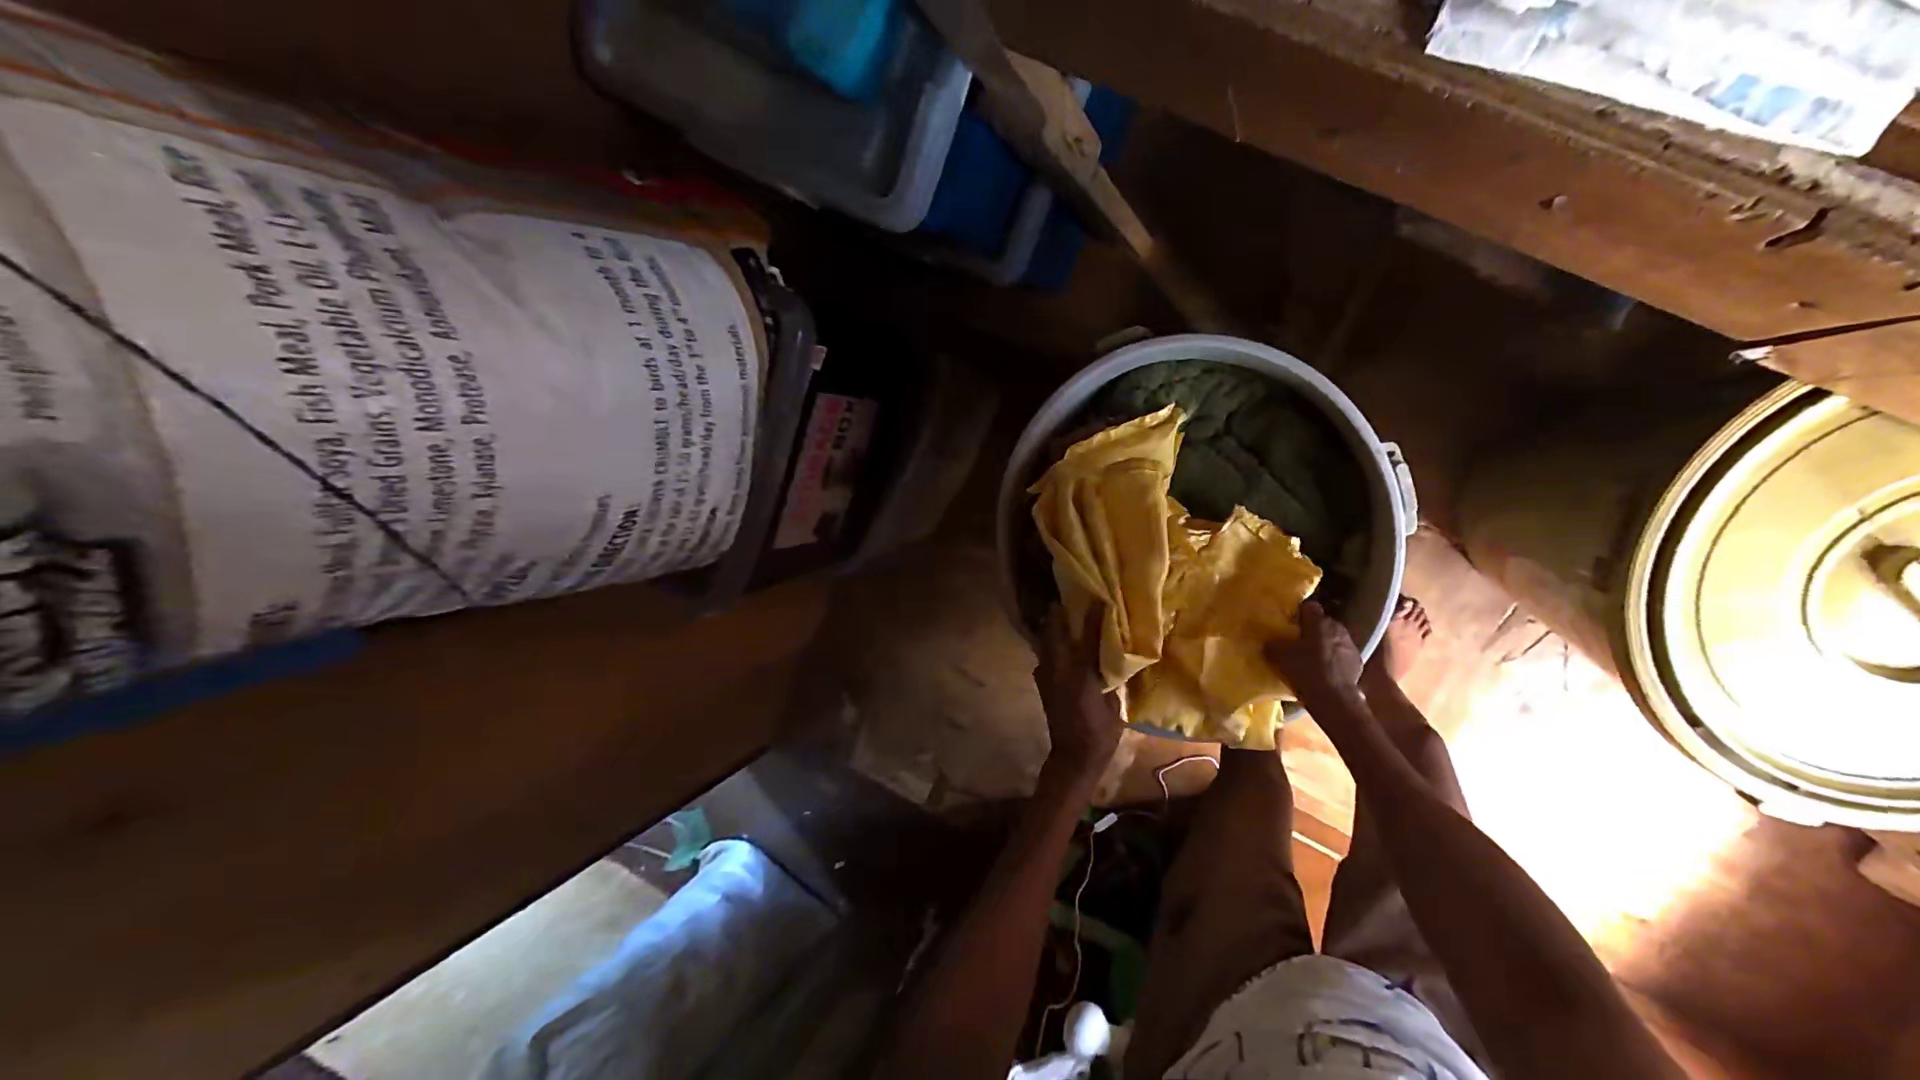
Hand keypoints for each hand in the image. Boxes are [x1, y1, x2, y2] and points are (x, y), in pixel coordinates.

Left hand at [1035, 604, 1123, 780]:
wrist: (1074, 756)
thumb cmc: (1100, 731)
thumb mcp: (1115, 703)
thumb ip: (1113, 676)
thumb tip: (1115, 654)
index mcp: (1080, 673)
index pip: (1086, 636)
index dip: (1092, 615)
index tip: (1099, 598)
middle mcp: (1058, 669)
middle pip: (1054, 630)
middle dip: (1061, 613)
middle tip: (1073, 598)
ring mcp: (1045, 675)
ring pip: (1046, 641)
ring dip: (1054, 627)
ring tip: (1066, 615)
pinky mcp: (1042, 683)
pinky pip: (1045, 656)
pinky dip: (1052, 646)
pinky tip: (1062, 645)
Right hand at [1266, 601, 1362, 707]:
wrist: (1335, 697)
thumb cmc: (1306, 670)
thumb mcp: (1280, 656)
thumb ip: (1274, 644)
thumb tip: (1270, 641)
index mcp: (1319, 622)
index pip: (1309, 606)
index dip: (1299, 612)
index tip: (1291, 622)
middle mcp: (1337, 628)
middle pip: (1323, 622)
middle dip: (1313, 629)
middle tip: (1299, 640)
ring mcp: (1350, 644)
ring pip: (1334, 637)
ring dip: (1325, 643)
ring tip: (1313, 656)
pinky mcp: (1358, 661)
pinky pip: (1342, 653)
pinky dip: (1334, 658)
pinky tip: (1325, 670)